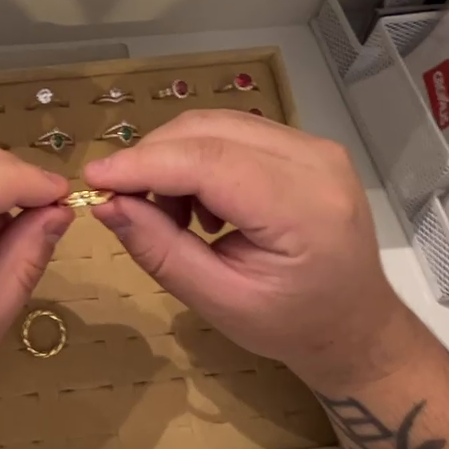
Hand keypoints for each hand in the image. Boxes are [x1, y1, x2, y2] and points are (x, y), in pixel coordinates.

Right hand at [83, 110, 425, 390]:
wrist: (355, 325)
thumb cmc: (290, 325)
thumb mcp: (217, 301)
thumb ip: (159, 250)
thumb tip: (106, 206)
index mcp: (304, 210)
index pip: (209, 163)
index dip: (144, 164)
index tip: (93, 178)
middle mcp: (315, 162)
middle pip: (208, 131)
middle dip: (152, 159)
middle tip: (125, 203)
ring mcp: (314, 146)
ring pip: (216, 124)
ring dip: (173, 157)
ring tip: (169, 212)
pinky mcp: (305, 143)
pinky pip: (232, 131)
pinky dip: (197, 156)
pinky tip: (200, 202)